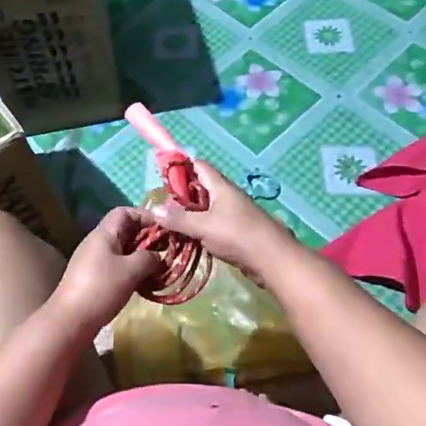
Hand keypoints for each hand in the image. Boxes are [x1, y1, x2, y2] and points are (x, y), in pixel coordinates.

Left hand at [46, 207, 161, 334]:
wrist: (71, 319)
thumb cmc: (102, 288)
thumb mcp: (131, 270)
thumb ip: (149, 258)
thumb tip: (158, 257)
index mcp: (103, 234)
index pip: (124, 212)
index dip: (145, 216)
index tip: (164, 229)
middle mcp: (97, 242)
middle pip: (125, 231)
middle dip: (147, 239)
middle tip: (166, 252)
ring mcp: (93, 260)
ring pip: (122, 251)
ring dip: (140, 258)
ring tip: (158, 271)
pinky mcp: (93, 278)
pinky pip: (116, 267)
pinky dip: (131, 271)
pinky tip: (143, 285)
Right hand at [141, 160, 299, 279]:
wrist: (273, 260)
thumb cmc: (238, 236)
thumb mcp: (203, 226)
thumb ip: (178, 218)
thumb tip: (152, 209)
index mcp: (220, 187)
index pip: (198, 166)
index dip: (180, 167)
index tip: (162, 177)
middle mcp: (227, 196)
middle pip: (201, 187)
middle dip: (181, 195)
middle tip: (162, 206)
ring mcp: (234, 214)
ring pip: (206, 207)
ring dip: (190, 213)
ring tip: (171, 223)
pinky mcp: (237, 231)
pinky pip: (213, 223)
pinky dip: (200, 227)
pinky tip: (189, 238)